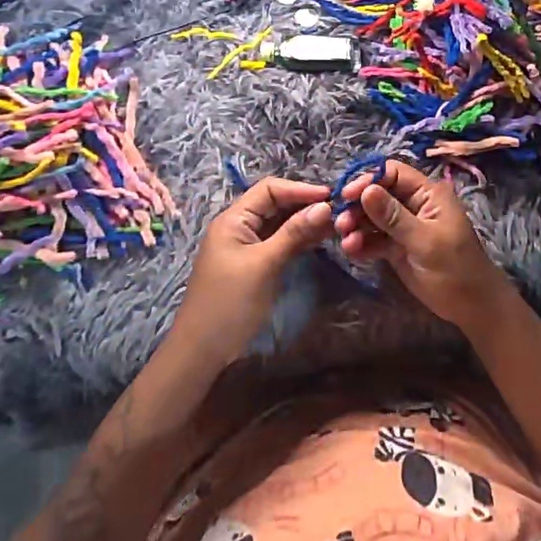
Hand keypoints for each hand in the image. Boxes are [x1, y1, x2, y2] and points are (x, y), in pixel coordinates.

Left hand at [176, 178, 335, 363]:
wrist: (202, 351)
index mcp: (233, 219)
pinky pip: (278, 241)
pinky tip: (319, 240)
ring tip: (335, 224)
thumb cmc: (230, 304)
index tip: (330, 197)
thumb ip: (293, 233)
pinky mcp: (254, 264)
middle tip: (338, 212)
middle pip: (275, 204)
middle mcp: (239, 226)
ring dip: (304, 222)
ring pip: (279, 223)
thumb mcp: (264, 265)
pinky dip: (298, 239)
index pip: (269, 189)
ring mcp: (246, 246)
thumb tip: (325, 206)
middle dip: (305, 204)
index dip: (300, 189)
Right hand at [332, 160, 515, 332]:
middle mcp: (414, 205)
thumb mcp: (425, 241)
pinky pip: (374, 239)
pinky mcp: (397, 247)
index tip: (348, 194)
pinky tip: (352, 252)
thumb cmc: (455, 268)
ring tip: (346, 241)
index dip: (369, 179)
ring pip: (373, 217)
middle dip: (358, 206)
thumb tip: (366, 190)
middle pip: (378, 194)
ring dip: (356, 226)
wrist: (471, 307)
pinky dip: (362, 243)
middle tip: (341, 223)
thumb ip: (394, 217)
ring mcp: (404, 226)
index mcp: (428, 194)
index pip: (393, 174)